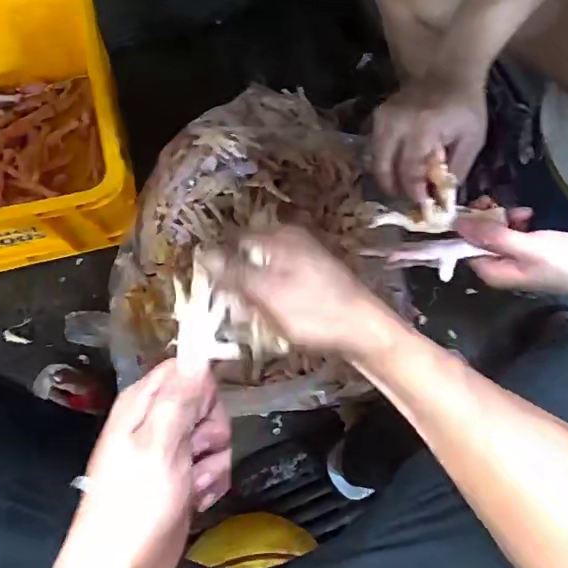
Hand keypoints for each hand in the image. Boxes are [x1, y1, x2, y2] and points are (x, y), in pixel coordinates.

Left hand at [57, 358, 231, 567]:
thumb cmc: (133, 508)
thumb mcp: (159, 448)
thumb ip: (180, 398)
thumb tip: (197, 353)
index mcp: (142, 403)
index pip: (184, 368)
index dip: (203, 388)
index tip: (204, 415)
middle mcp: (154, 419)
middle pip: (205, 402)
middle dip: (212, 431)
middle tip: (195, 454)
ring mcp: (168, 450)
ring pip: (214, 435)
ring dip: (212, 463)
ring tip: (190, 484)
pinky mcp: (181, 476)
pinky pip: (212, 464)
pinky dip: (210, 483)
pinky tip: (195, 499)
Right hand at [227, 226, 402, 358]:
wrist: (365, 330)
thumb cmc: (313, 312)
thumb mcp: (266, 294)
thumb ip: (233, 273)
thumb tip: (202, 254)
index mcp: (278, 236)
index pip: (233, 242)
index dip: (219, 265)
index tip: (212, 292)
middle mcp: (291, 238)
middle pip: (249, 256)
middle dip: (238, 282)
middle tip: (236, 310)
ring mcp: (305, 255)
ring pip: (264, 270)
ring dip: (255, 293)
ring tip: (255, 317)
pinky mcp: (314, 274)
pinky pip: (280, 280)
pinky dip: (272, 296)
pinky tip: (275, 316)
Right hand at [370, 76, 487, 205]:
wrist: (445, 74)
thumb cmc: (464, 107)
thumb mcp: (472, 139)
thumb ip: (457, 169)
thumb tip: (442, 198)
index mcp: (422, 129)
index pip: (409, 171)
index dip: (414, 193)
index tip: (422, 206)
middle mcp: (395, 125)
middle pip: (384, 169)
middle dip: (395, 190)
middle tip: (409, 199)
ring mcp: (381, 120)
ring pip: (374, 161)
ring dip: (387, 178)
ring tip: (403, 186)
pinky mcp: (375, 118)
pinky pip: (373, 150)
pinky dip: (383, 164)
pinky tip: (398, 168)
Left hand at [456, 216, 567, 304]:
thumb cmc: (566, 262)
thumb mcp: (526, 247)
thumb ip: (491, 236)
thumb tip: (457, 225)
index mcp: (492, 272)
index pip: (463, 247)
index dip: (466, 225)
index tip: (473, 205)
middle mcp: (499, 268)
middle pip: (478, 238)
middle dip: (485, 218)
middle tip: (494, 201)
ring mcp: (514, 259)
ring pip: (496, 232)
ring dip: (504, 217)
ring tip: (522, 211)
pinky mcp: (529, 251)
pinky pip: (513, 233)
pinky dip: (518, 221)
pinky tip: (530, 214)